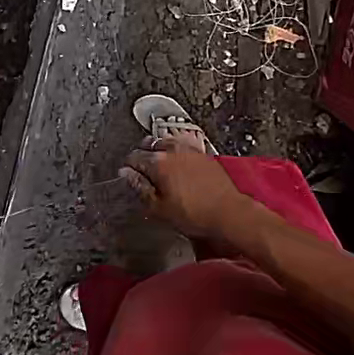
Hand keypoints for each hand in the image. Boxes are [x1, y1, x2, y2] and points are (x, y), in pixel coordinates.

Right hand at [120, 137, 265, 241]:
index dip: (129, 167)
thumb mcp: (159, 208)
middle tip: (142, 170)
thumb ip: (140, 187)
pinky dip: (175, 149)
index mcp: (158, 162)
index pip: (134, 157)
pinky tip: (177, 161)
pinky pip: (183, 144)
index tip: (130, 176)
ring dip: (158, 149)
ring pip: (166, 141)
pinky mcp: (203, 153)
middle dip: (142, 154)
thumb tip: (125, 173)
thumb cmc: (193, 214)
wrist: (228, 211)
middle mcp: (172, 150)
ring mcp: (189, 149)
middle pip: (149, 144)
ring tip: (158, 164)